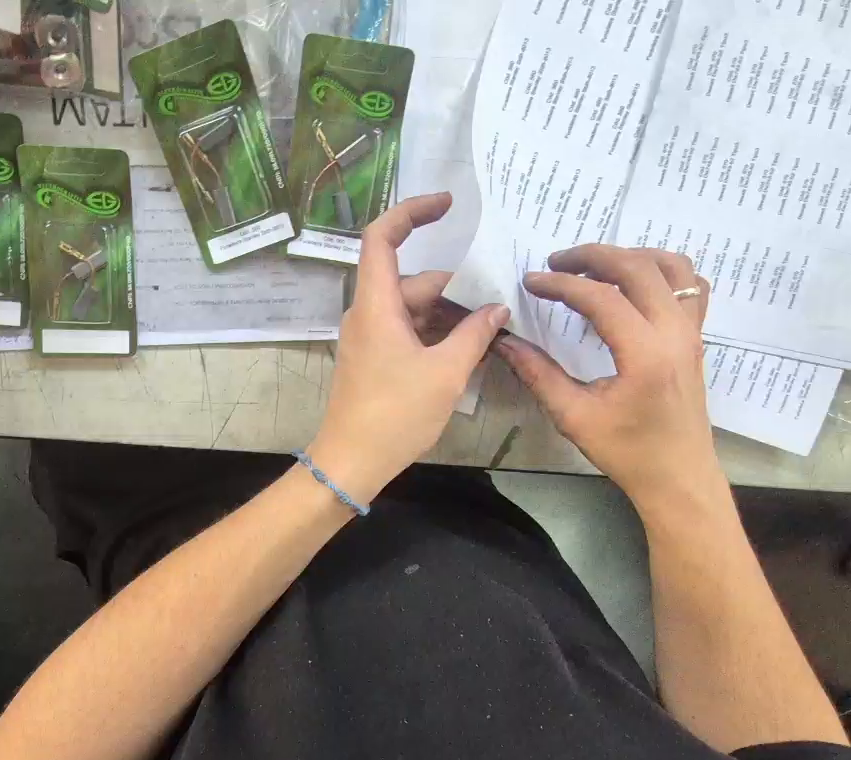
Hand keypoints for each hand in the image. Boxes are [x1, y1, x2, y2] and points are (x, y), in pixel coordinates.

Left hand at [307, 192, 509, 503]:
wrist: (351, 463)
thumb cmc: (394, 416)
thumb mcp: (445, 373)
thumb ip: (475, 335)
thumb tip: (497, 309)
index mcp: (376, 305)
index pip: (382, 237)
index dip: (412, 211)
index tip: (448, 205)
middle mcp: (368, 315)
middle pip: (413, 280)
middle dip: (456, 288)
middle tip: (499, 302)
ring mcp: (369, 340)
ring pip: (414, 310)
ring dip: (450, 316)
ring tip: (492, 330)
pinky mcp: (374, 362)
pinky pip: (408, 333)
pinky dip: (436, 336)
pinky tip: (469, 351)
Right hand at [495, 246, 718, 506]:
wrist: (677, 475)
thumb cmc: (626, 452)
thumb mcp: (574, 417)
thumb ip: (539, 374)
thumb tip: (506, 341)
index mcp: (645, 354)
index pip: (601, 298)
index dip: (561, 285)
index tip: (531, 283)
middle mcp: (675, 332)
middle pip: (637, 267)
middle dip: (592, 256)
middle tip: (555, 263)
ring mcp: (692, 331)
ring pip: (670, 266)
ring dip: (630, 256)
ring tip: (594, 268)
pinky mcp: (697, 336)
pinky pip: (690, 284)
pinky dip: (662, 270)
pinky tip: (635, 283)